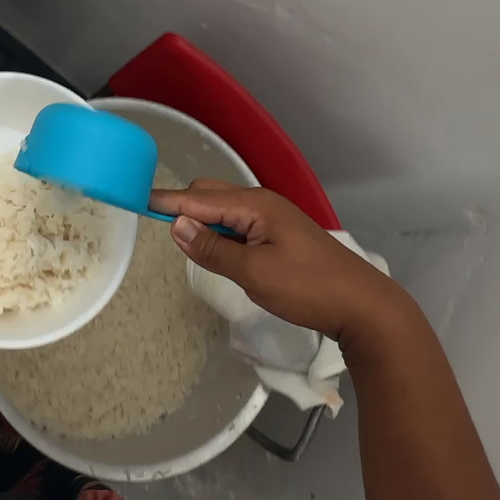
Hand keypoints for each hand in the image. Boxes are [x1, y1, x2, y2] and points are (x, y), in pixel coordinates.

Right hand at [149, 179, 405, 352]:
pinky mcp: (280, 232)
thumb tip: (177, 225)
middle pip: (210, 194)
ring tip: (185, 240)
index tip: (135, 199)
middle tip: (159, 227)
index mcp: (254, 205)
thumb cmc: (307, 289)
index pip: (198, 198)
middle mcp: (261, 201)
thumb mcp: (254, 274)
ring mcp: (273, 215)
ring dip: (203, 218)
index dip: (166, 201)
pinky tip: (218, 248)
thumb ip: (213, 249)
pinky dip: (220, 228)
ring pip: (225, 207)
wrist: (364, 306)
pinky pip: (238, 220)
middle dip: (183, 206)